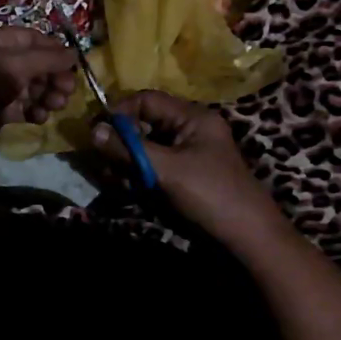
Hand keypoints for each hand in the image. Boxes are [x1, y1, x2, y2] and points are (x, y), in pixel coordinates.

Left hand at [0, 26, 77, 133]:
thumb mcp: (16, 65)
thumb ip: (47, 59)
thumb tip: (74, 53)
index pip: (33, 39)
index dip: (54, 50)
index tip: (73, 65)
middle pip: (35, 64)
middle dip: (53, 77)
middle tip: (66, 92)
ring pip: (31, 87)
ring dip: (47, 96)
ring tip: (55, 106)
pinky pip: (22, 106)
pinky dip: (34, 111)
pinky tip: (39, 118)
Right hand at [91, 90, 283, 239]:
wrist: (248, 239)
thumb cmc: (210, 195)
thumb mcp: (165, 169)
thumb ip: (128, 148)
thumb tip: (93, 130)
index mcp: (192, 117)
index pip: (146, 100)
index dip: (119, 112)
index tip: (98, 133)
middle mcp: (187, 130)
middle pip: (141, 123)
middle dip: (121, 143)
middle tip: (107, 163)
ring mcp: (184, 153)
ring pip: (142, 147)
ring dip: (126, 163)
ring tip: (120, 183)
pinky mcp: (180, 175)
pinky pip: (150, 166)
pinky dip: (137, 176)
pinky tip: (131, 192)